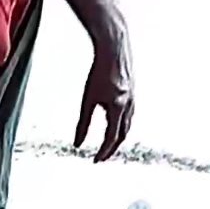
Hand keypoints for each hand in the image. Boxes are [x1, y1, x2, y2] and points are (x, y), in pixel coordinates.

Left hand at [74, 25, 133, 160]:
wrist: (114, 47)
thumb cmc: (98, 73)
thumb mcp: (87, 101)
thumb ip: (83, 125)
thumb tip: (76, 145)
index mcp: (118, 107)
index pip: (111, 137)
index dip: (103, 152)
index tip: (95, 161)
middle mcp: (129, 103)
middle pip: (122, 134)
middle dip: (112, 149)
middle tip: (101, 158)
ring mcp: (133, 97)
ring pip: (128, 124)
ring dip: (118, 138)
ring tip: (107, 147)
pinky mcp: (132, 91)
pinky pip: (129, 114)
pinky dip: (122, 125)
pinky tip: (114, 128)